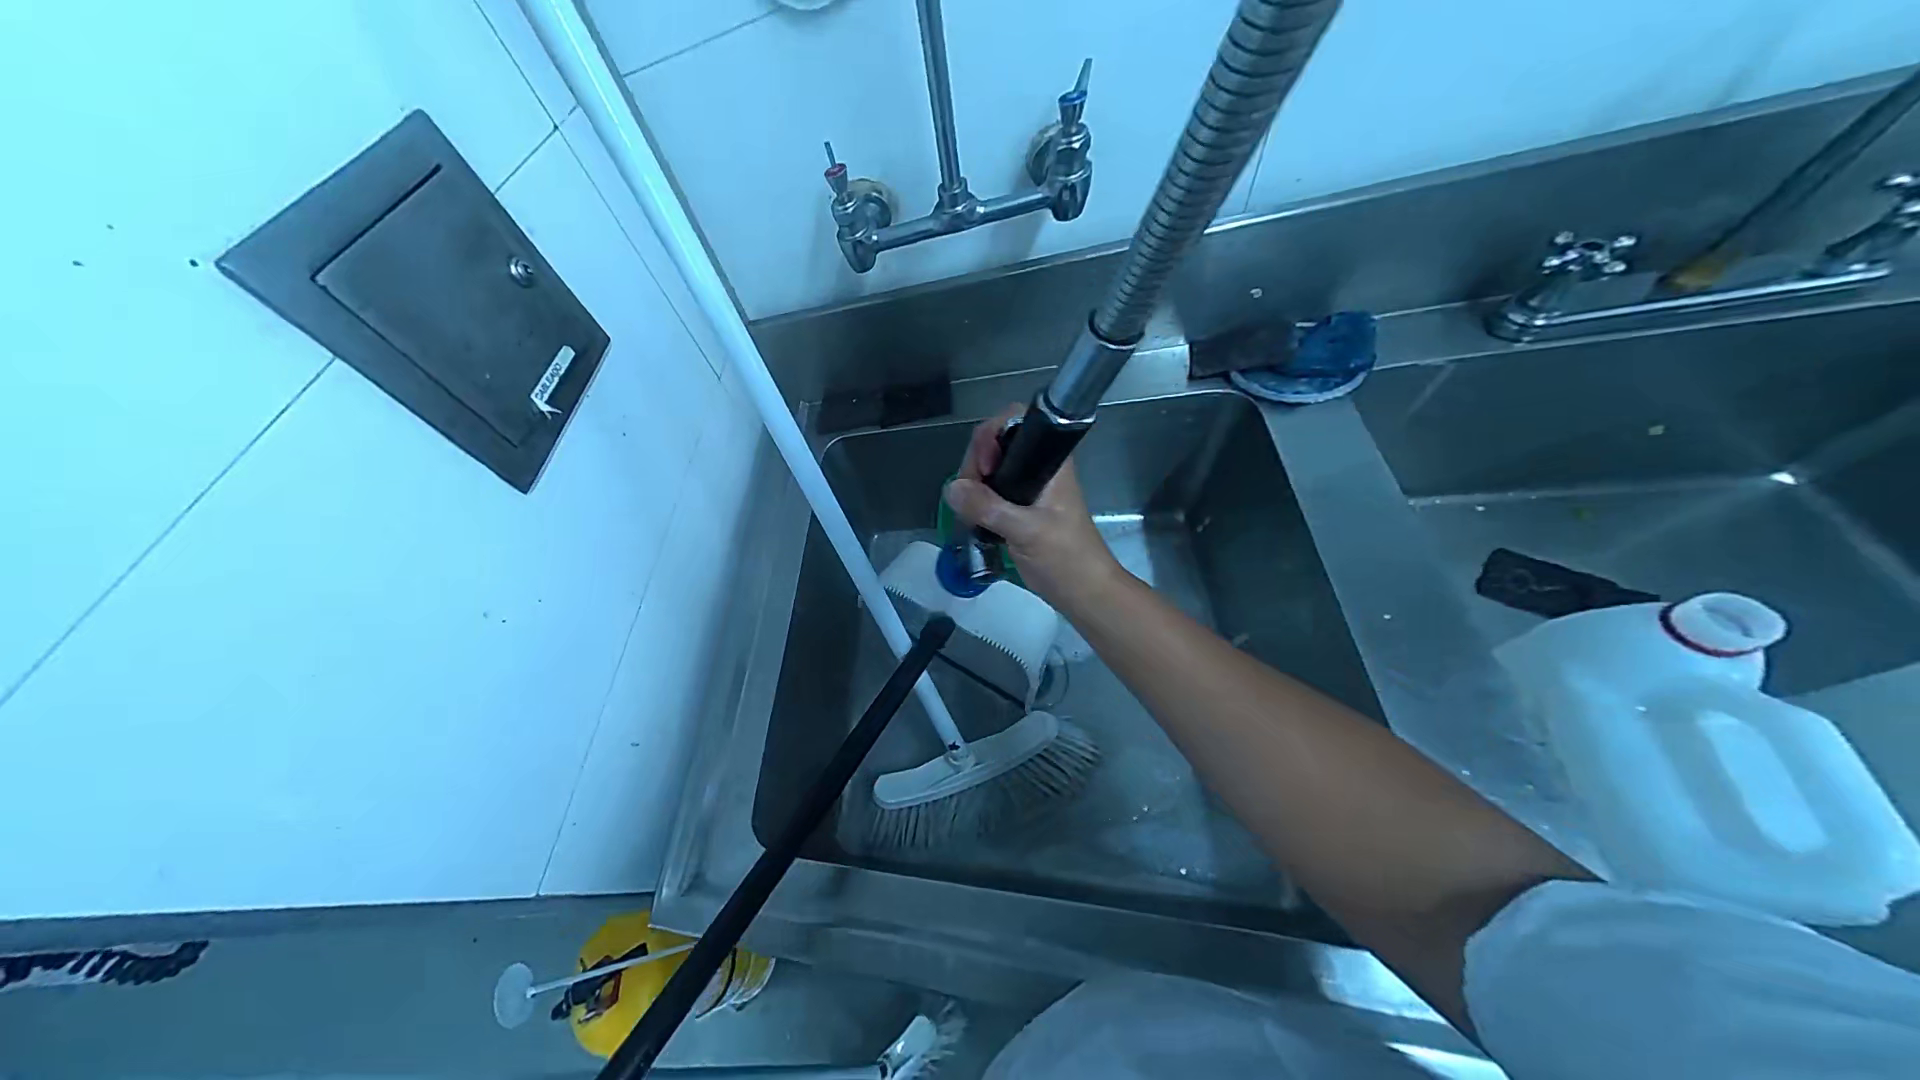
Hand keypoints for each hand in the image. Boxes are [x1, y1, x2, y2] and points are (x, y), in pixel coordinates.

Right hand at [943, 405, 1122, 608]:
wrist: (1084, 592)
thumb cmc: (1067, 558)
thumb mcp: (1028, 532)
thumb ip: (990, 508)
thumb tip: (952, 489)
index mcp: (1048, 462)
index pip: (1014, 422)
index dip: (991, 436)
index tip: (984, 468)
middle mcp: (1037, 468)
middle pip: (994, 446)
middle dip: (975, 466)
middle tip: (970, 498)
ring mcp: (1026, 489)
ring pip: (989, 471)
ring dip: (972, 488)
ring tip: (970, 514)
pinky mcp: (1017, 509)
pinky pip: (988, 494)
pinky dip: (975, 503)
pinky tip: (972, 521)